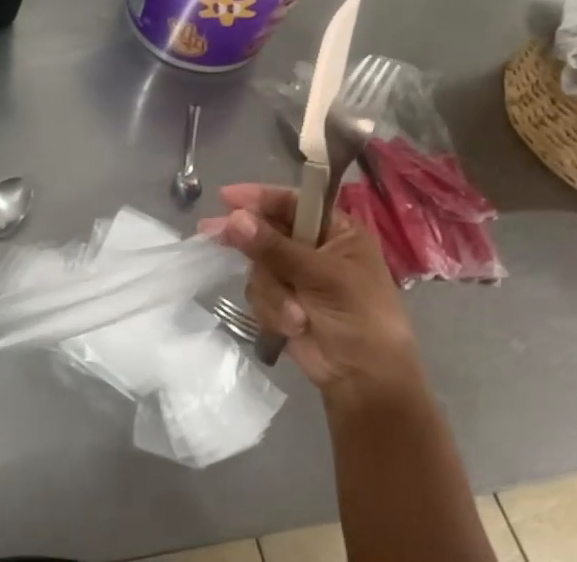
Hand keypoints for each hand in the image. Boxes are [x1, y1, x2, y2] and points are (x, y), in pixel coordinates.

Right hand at [199, 183, 421, 406]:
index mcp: (337, 232)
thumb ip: (276, 248)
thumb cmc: (360, 317)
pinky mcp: (281, 300)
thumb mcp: (323, 277)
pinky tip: (291, 325)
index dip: (260, 197)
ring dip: (272, 291)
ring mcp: (295, 274)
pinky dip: (271, 309)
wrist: (363, 379)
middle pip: (267, 230)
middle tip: (212, 233)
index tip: (227, 198)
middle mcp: (313, 248)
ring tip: (295, 315)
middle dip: (249, 242)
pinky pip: (257, 290)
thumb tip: (235, 219)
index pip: (293, 203)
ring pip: (258, 265)